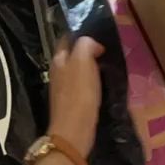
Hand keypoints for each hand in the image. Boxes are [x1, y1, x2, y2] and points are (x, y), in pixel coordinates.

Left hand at [46, 35, 104, 154]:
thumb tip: (94, 45)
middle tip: (106, 50)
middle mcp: (57, 70)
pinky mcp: (70, 101)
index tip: (100, 36)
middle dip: (86, 50)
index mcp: (59, 58)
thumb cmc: (79, 94)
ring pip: (76, 68)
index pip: (67, 38)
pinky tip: (101, 83)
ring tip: (106, 65)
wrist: (74, 131)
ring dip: (89, 65)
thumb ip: (86, 45)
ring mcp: (62, 87)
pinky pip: (80, 83)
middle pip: (71, 54)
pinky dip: (90, 80)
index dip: (81, 34)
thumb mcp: (83, 62)